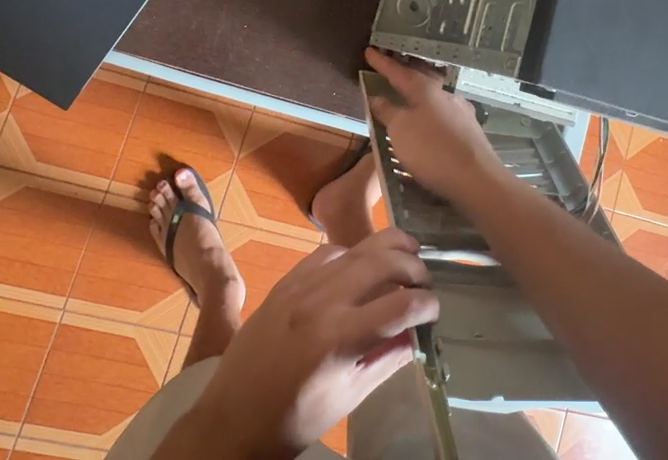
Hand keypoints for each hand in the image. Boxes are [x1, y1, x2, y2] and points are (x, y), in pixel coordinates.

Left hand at [184, 227, 439, 459]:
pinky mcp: (284, 283)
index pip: (397, 307)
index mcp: (337, 340)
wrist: (231, 419)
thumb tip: (416, 334)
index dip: (426, 304)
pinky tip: (360, 263)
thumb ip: (385, 361)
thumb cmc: (293, 419)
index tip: (436, 308)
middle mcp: (319, 303)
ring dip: (385, 248)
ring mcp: (299, 287)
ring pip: (353, 249)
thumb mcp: (347, 397)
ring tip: (406, 254)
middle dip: (411, 266)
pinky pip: (324, 253)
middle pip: (379, 263)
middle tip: (425, 280)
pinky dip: (350, 253)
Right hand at [363, 47, 509, 207]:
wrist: (476, 179)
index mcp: (426, 90)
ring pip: (435, 97)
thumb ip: (388, 111)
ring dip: (419, 96)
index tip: (369, 51)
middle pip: (421, 80)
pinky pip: (445, 114)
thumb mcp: (400, 130)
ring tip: (407, 98)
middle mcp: (446, 95)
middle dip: (405, 75)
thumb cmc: (432, 150)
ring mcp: (461, 112)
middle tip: (390, 70)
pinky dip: (431, 114)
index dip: (382, 63)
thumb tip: (378, 97)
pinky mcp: (470, 131)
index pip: (398, 72)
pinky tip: (430, 122)